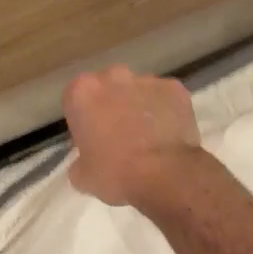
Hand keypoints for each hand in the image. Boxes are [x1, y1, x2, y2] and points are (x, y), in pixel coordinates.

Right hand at [63, 66, 201, 207]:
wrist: (164, 174)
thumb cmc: (115, 173)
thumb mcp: (82, 177)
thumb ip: (79, 161)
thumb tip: (86, 162)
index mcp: (82, 92)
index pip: (76, 100)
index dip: (84, 119)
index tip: (92, 138)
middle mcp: (113, 76)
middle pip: (108, 88)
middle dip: (112, 106)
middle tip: (119, 135)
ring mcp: (147, 80)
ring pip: (139, 91)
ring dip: (139, 107)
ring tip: (148, 137)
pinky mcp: (175, 88)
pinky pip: (165, 98)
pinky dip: (166, 111)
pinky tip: (168, 134)